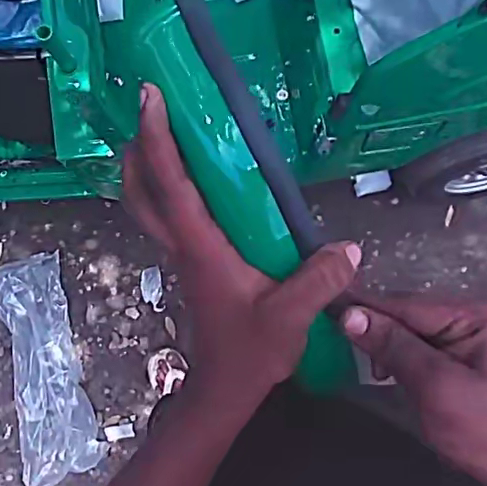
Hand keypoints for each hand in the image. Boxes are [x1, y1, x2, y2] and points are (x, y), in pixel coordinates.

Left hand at [121, 84, 359, 396]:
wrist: (225, 388)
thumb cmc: (249, 352)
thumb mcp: (291, 317)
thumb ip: (319, 280)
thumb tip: (349, 249)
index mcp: (201, 248)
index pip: (172, 185)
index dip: (158, 139)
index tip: (151, 98)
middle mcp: (184, 246)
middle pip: (142, 192)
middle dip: (137, 149)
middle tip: (148, 112)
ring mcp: (184, 256)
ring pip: (150, 205)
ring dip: (147, 168)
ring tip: (165, 134)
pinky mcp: (193, 264)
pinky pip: (170, 218)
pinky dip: (169, 190)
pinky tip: (198, 181)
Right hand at [340, 296, 486, 483]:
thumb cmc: (482, 432)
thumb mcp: (435, 385)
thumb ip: (393, 346)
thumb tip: (349, 315)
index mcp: (479, 314)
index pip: (410, 305)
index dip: (367, 308)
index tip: (327, 305)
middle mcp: (476, 314)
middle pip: (409, 314)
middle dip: (378, 330)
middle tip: (343, 344)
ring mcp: (470, 334)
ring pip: (410, 330)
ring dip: (386, 345)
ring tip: (375, 370)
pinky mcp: (461, 354)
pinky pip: (418, 345)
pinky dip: (398, 356)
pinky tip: (388, 371)